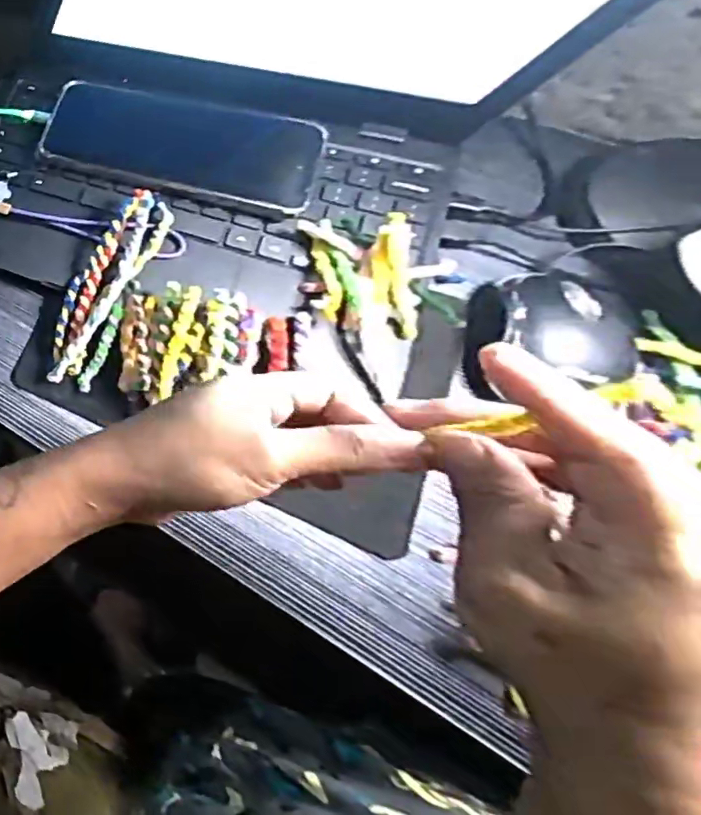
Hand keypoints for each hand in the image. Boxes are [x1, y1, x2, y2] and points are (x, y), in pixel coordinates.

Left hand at [85, 372, 428, 522]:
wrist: (118, 480)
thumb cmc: (194, 464)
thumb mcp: (274, 458)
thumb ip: (339, 449)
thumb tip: (413, 442)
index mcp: (256, 388)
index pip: (329, 388)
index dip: (370, 416)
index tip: (405, 456)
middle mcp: (240, 399)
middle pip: (310, 409)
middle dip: (347, 438)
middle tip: (380, 478)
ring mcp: (222, 423)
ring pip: (288, 433)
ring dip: (319, 455)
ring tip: (344, 487)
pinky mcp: (209, 448)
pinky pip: (262, 450)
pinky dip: (288, 465)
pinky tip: (301, 488)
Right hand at [399, 344, 700, 814]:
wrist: (645, 739)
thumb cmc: (568, 660)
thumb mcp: (507, 577)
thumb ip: (491, 497)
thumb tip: (458, 438)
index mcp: (662, 536)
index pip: (608, 442)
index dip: (547, 393)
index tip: (493, 356)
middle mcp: (687, 526)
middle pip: (597, 446)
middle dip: (506, 420)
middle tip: (420, 414)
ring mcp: (682, 538)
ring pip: (599, 464)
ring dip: (519, 445)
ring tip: (443, 440)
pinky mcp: (669, 549)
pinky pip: (605, 490)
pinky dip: (543, 471)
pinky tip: (492, 473)